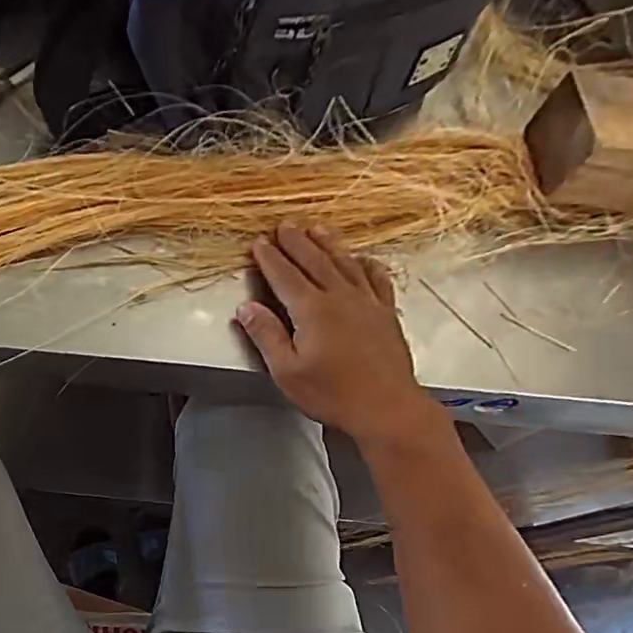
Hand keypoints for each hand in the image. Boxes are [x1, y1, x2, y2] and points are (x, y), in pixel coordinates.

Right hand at [235, 223, 440, 447]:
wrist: (385, 406)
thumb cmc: (332, 394)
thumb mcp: (287, 372)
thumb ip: (267, 336)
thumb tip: (247, 308)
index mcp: (312, 310)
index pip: (285, 276)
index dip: (270, 259)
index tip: (259, 244)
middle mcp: (340, 297)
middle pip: (314, 260)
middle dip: (296, 242)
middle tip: (284, 226)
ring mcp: (367, 302)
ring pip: (344, 262)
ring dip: (328, 244)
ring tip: (316, 229)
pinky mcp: (385, 313)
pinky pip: (376, 278)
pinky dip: (366, 264)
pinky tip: (362, 259)